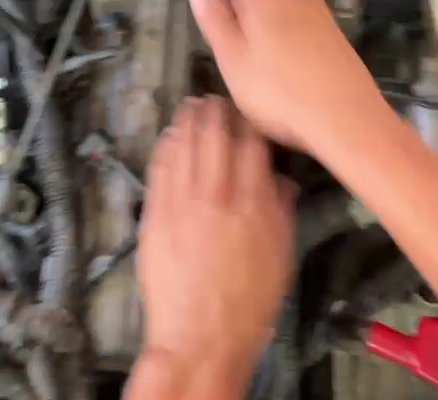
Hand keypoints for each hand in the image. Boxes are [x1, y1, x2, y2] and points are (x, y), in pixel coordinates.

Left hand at [136, 96, 295, 388]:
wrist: (199, 339)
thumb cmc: (247, 306)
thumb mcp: (280, 259)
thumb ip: (280, 212)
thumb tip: (282, 180)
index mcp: (251, 203)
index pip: (251, 146)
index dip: (248, 123)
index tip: (247, 113)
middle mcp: (216, 194)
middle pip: (214, 136)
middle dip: (215, 111)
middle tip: (214, 97)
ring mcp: (181, 201)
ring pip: (183, 145)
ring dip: (188, 121)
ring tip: (191, 105)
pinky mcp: (155, 213)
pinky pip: (159, 167)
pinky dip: (165, 146)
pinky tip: (168, 134)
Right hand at [188, 0, 383, 155]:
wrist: (347, 118)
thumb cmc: (280, 90)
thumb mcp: (233, 58)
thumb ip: (213, 19)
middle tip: (224, 26)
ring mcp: (319, 11)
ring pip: (280, 2)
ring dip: (262, 16)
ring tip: (250, 49)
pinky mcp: (334, 33)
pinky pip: (299, 19)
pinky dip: (283, 29)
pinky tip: (280, 61)